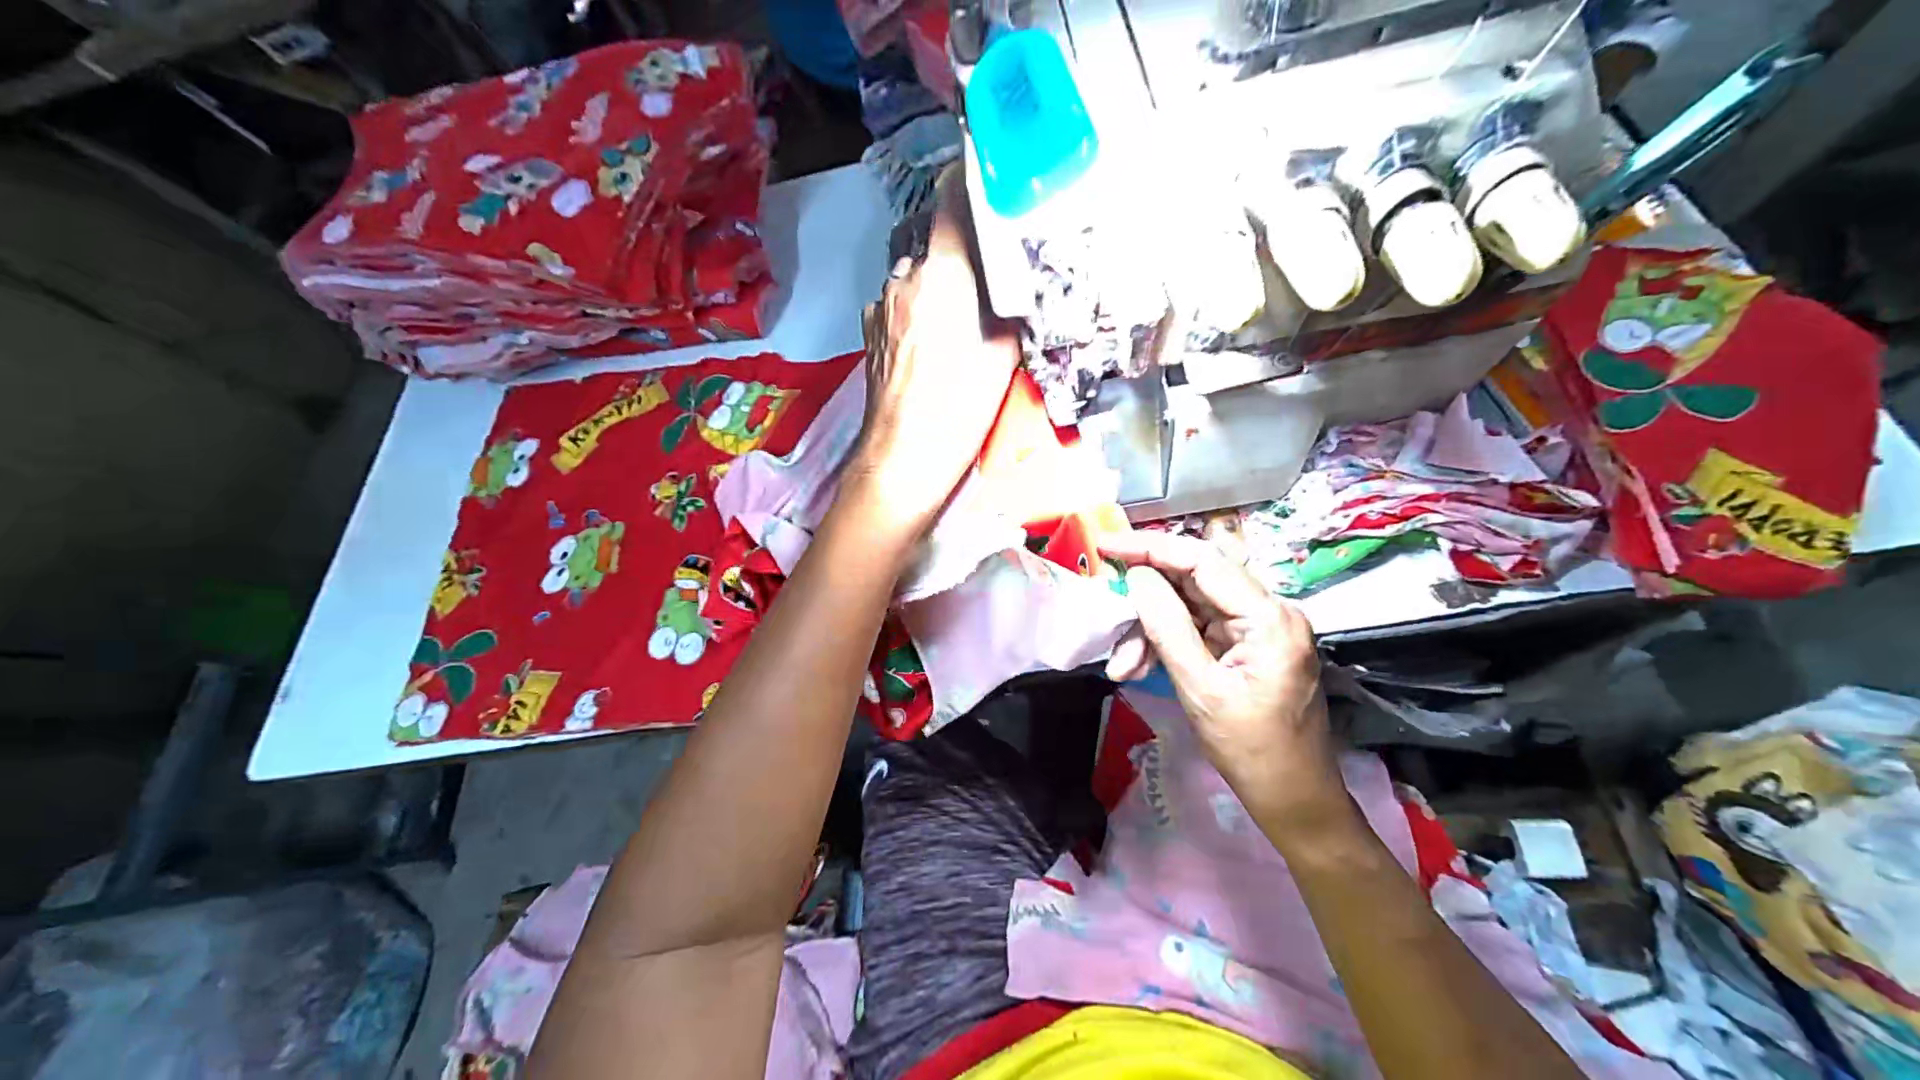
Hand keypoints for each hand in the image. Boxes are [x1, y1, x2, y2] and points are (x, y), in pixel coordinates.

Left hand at [841, 165, 1020, 541]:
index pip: (953, 195)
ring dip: (940, 282)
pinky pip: (901, 302)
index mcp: (941, 272)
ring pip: (918, 273)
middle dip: (964, 250)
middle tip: (993, 275)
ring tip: (963, 317)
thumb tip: (1017, 270)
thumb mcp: (1003, 351)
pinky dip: (918, 308)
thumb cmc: (959, 408)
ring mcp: (881, 302)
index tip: (997, 183)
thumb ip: (1009, 299)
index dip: (974, 181)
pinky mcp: (871, 328)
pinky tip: (932, 341)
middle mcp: (904, 275)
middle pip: (938, 240)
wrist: (903, 457)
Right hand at [1103, 531, 1350, 834]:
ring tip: (1124, 665)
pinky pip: (1197, 629)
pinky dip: (1166, 643)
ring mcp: (1257, 628)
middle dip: (1145, 599)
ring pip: (1190, 607)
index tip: (1106, 544)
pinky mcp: (1246, 645)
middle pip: (1194, 582)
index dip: (1150, 547)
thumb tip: (1138, 576)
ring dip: (1151, 630)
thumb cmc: (1251, 749)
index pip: (1203, 561)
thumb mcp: (1200, 687)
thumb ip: (1167, 626)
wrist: (1293, 798)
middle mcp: (1268, 611)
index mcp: (1269, 617)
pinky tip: (1140, 666)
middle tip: (1108, 609)